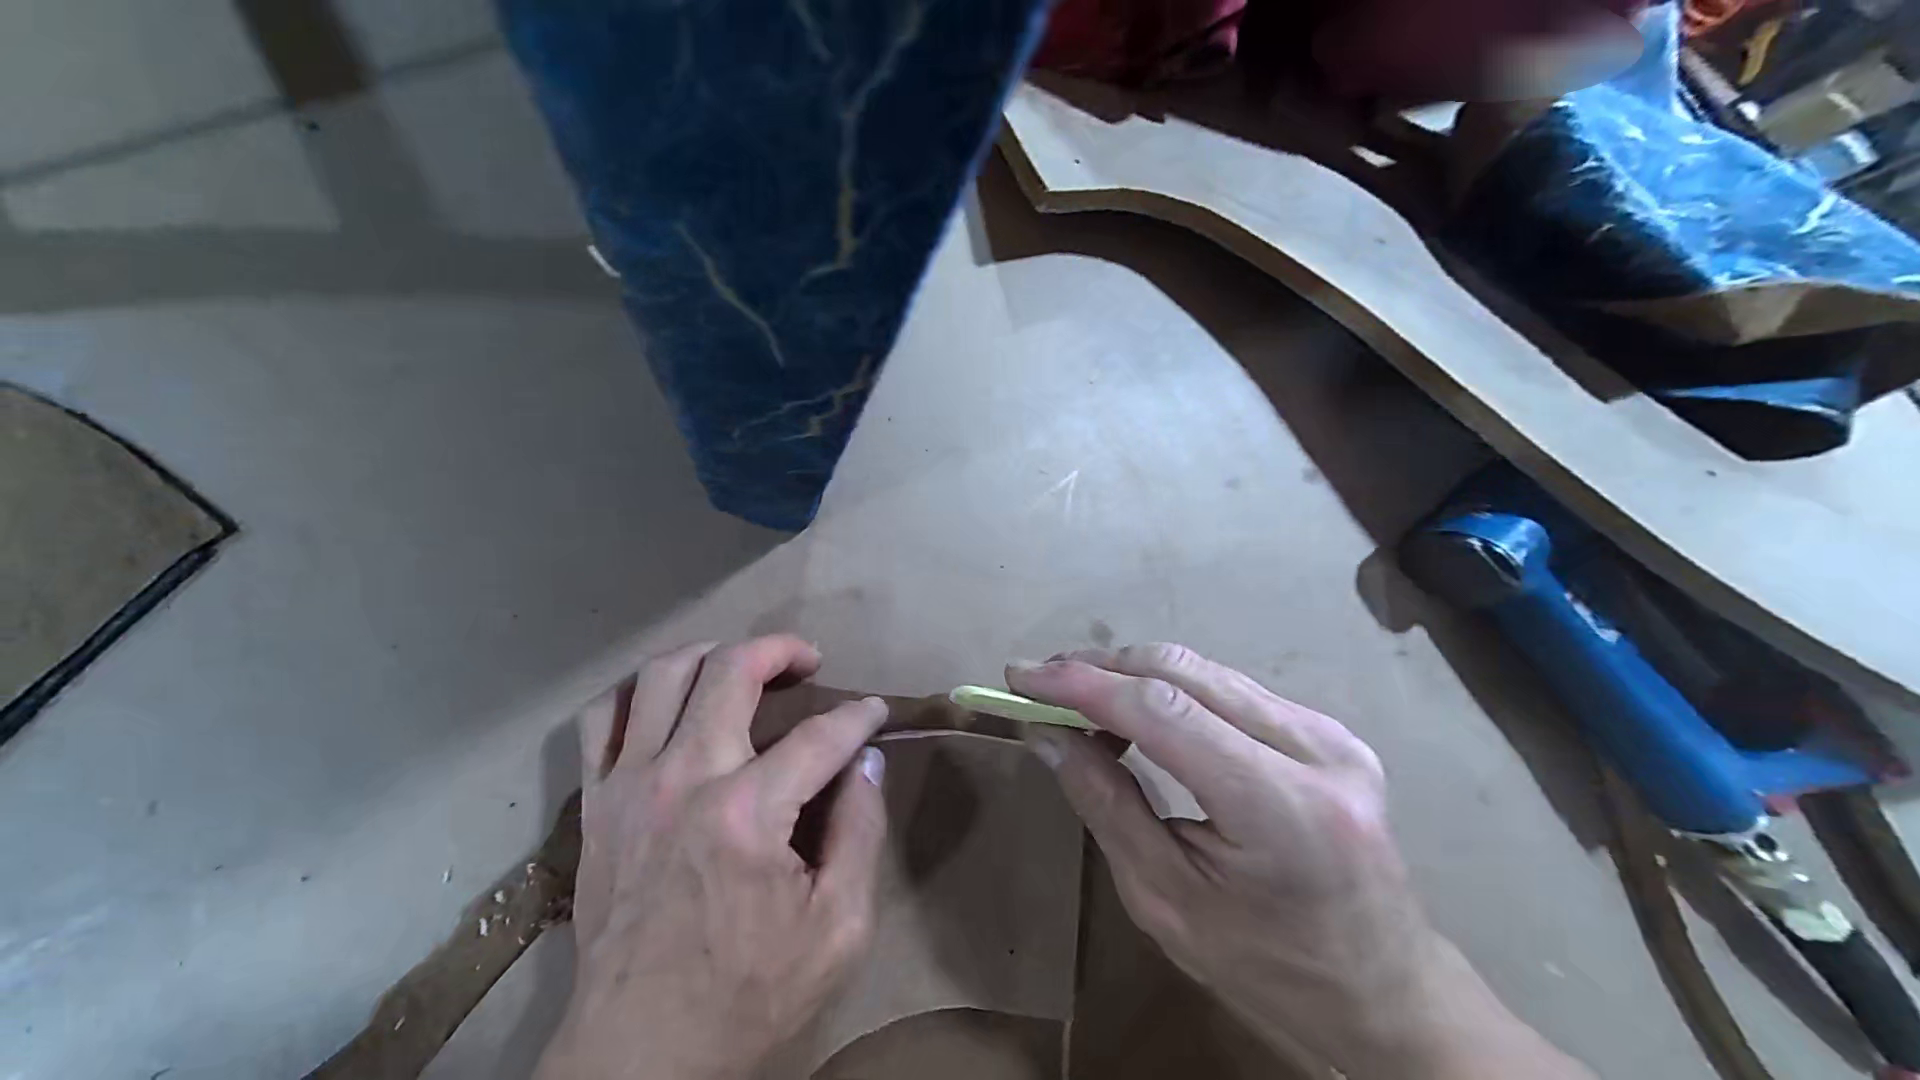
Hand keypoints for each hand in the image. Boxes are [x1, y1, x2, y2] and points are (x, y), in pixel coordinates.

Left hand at [537, 636, 890, 1079]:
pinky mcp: (596, 803)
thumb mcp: (839, 927)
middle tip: (809, 660)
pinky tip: (669, 700)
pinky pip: (601, 717)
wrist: (639, 1057)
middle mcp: (684, 779)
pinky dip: (638, 692)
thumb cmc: (750, 994)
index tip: (875, 712)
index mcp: (749, 813)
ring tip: (742, 665)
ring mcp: (630, 785)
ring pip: (663, 674)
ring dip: (712, 654)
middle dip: (782, 650)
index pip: (820, 735)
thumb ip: (860, 831)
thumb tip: (866, 759)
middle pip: (732, 669)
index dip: (858, 717)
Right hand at [1009, 644, 1592, 1078]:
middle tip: (1039, 683)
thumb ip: (1106, 804)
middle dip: (1100, 667)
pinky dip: (1168, 689)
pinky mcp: (1327, 729)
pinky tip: (1134, 712)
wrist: (1387, 992)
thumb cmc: (1269, 969)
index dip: (1082, 684)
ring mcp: (1330, 732)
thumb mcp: (1167, 902)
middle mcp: (1316, 749)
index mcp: (1282, 808)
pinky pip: (1227, 688)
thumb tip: (1047, 734)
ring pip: (1204, 669)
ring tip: (1075, 697)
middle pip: (1183, 671)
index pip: (1162, 710)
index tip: (1020, 674)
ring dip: (1130, 673)